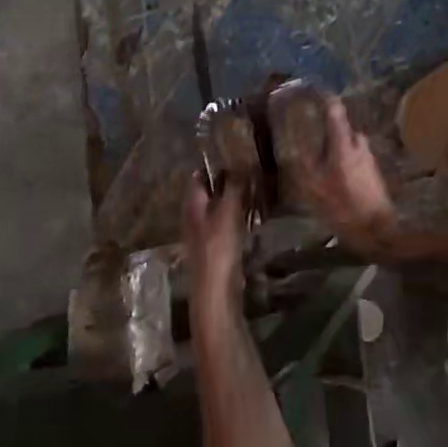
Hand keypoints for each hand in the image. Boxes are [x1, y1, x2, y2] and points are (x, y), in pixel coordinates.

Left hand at [182, 171, 246, 304]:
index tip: (235, 157)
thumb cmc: (218, 245)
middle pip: (209, 192)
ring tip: (255, 193)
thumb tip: (240, 163)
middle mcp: (194, 216)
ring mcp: (203, 233)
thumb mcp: (228, 210)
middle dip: (228, 183)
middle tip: (250, 174)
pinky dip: (238, 218)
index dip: (214, 166)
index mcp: (192, 204)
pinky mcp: (215, 247)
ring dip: (235, 200)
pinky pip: (226, 225)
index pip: (198, 176)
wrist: (216, 288)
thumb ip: (233, 186)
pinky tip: (252, 218)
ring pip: (219, 209)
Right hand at [290, 97, 396, 251]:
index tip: (309, 91)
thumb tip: (289, 145)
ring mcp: (369, 157)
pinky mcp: (373, 171)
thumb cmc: (344, 206)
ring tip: (316, 152)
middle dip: (325, 125)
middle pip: (340, 126)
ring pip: (346, 142)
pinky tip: (331, 171)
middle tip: (306, 129)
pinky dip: (340, 157)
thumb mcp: (314, 187)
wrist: (378, 230)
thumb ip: (302, 164)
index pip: (334, 108)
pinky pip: (352, 156)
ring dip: (333, 143)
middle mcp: (359, 144)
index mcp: (344, 142)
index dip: (322, 97)